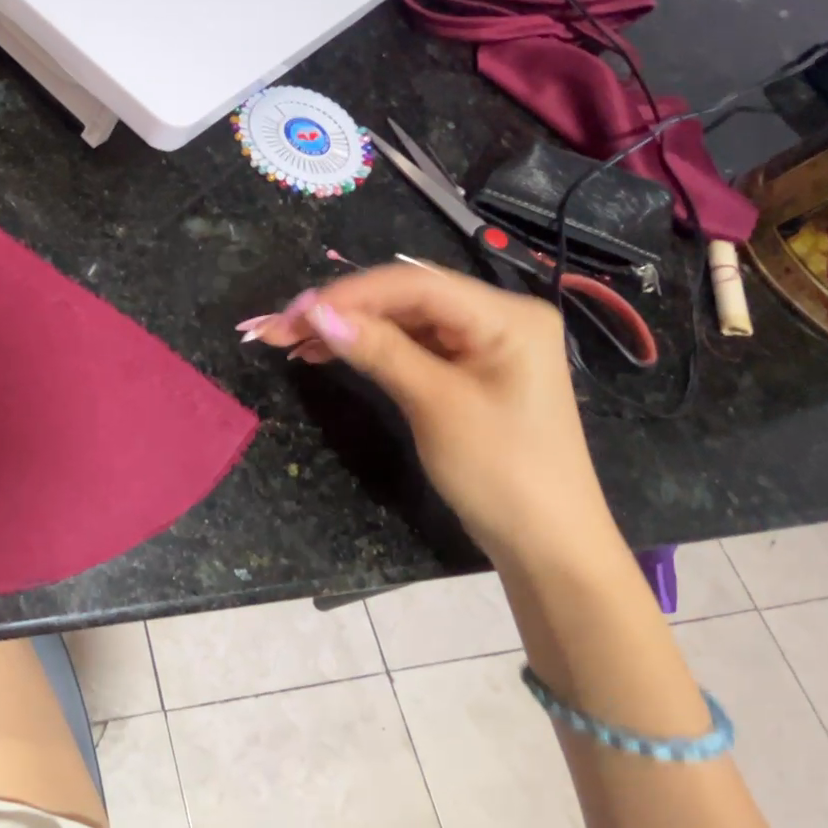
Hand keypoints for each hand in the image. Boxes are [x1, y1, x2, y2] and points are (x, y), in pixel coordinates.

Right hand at [244, 264, 618, 565]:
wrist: (547, 543)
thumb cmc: (502, 471)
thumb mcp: (435, 404)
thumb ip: (378, 351)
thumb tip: (315, 314)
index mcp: (507, 316)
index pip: (413, 285)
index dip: (348, 294)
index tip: (292, 313)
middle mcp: (497, 318)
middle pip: (404, 298)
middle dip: (340, 309)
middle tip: (280, 327)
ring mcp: (481, 344)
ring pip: (400, 320)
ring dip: (346, 328)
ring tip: (290, 341)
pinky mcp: (466, 369)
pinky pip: (408, 344)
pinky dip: (366, 348)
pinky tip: (324, 353)